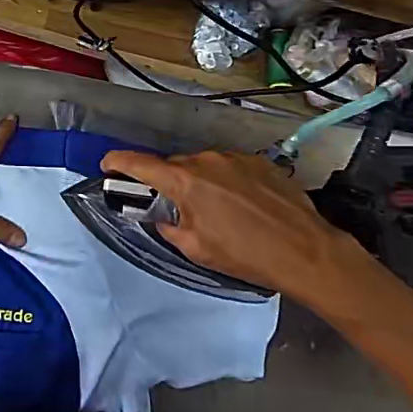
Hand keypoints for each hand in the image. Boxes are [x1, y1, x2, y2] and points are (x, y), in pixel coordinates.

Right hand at [99, 149, 366, 297]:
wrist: (303, 249)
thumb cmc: (247, 254)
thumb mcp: (197, 249)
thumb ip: (170, 227)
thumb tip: (163, 216)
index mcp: (186, 181)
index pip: (141, 164)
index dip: (119, 163)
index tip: (108, 165)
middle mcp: (209, 160)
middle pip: (175, 166)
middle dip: (169, 184)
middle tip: (175, 209)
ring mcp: (236, 157)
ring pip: (204, 166)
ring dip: (201, 183)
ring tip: (218, 213)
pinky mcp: (259, 161)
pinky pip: (230, 167)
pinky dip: (226, 181)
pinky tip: (241, 206)